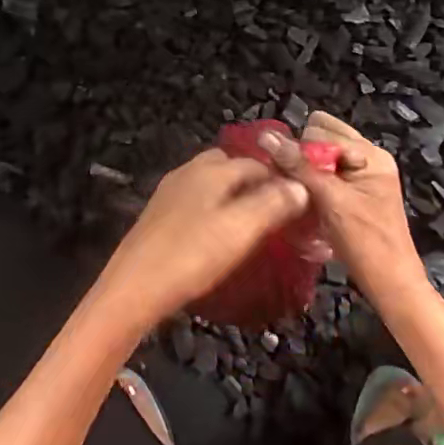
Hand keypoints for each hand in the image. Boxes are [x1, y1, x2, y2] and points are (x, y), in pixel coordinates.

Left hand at [93, 149, 311, 329]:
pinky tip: (225, 233)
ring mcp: (172, 190)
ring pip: (213, 182)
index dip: (282, 178)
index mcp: (210, 169)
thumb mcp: (240, 229)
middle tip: (284, 213)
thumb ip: (272, 204)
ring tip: (260, 225)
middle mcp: (189, 171)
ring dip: (237, 196)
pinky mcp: (163, 212)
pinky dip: (218, 208)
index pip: (256, 162)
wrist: (137, 283)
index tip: (306, 203)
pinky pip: (199, 199)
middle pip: (230, 166)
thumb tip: (299, 185)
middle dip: (258, 183)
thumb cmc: (192, 254)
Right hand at [259, 113, 424, 307]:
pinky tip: (310, 197)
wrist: (390, 283)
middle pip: (320, 133)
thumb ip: (297, 165)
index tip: (298, 179)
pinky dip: (312, 177)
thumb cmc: (364, 241)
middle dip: (304, 153)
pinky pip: (324, 167)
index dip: (302, 151)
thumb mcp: (329, 199)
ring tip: (305, 191)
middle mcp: (367, 155)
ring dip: (305, 166)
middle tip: (302, 183)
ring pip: (320, 151)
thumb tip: (265, 136)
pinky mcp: (355, 187)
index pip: (319, 131)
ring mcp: (362, 171)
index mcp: (370, 154)